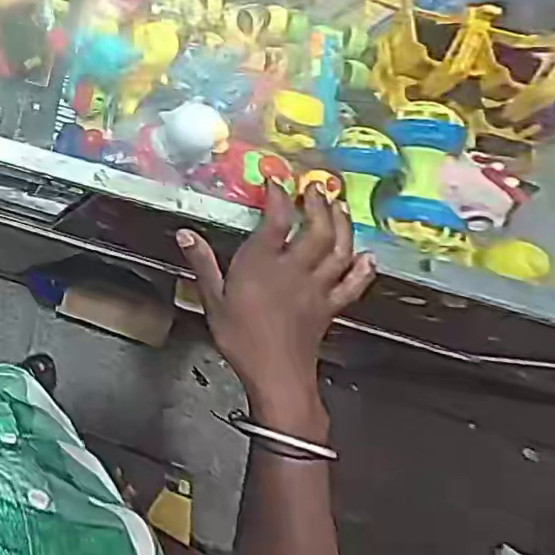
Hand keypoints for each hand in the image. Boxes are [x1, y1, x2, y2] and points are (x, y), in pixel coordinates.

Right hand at [177, 186, 375, 415]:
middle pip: (315, 230)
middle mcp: (294, 270)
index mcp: (262, 264)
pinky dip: (363, 269)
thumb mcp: (212, 298)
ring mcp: (317, 288)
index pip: (276, 221)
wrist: (276, 375)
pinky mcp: (331, 306)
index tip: (277, 179)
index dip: (279, 196)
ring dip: (342, 225)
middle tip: (317, 187)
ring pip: (338, 250)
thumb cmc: (240, 337)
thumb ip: (202, 263)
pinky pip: (352, 284)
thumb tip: (186, 233)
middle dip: (318, 205)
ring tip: (340, 206)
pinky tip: (368, 257)